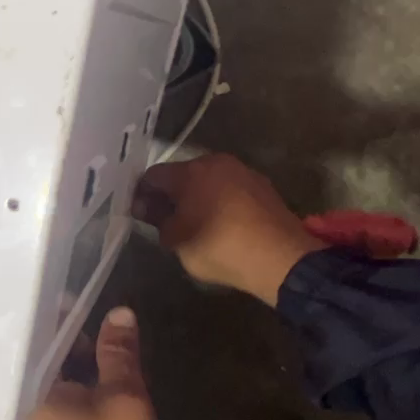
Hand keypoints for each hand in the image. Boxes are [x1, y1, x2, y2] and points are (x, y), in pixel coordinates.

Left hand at [18, 307, 160, 419]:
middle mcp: (16, 399)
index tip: (80, 282)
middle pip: (41, 351)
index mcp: (27, 386)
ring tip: (102, 336)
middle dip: (70, 332)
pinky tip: (93, 372)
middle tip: (99, 309)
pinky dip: (70, 380)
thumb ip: (119, 353)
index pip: (37, 331)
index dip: (60, 306)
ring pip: (48, 372)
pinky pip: (50, 392)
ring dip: (73, 357)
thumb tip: (119, 312)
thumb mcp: (125, 401)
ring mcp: (25, 419)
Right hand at [134, 154, 324, 304]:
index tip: (138, 214)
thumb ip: (159, 222)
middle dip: (170, 194)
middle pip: (181, 174)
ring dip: (196, 197)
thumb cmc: (219, 247)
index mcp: (189, 172)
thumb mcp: (177, 241)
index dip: (140, 195)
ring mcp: (241, 171)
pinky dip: (219, 201)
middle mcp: (214, 162)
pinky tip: (220, 222)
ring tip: (193, 222)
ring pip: (207, 180)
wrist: (280, 257)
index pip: (152, 176)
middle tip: (164, 219)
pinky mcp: (262, 185)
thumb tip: (151, 211)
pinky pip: (229, 189)